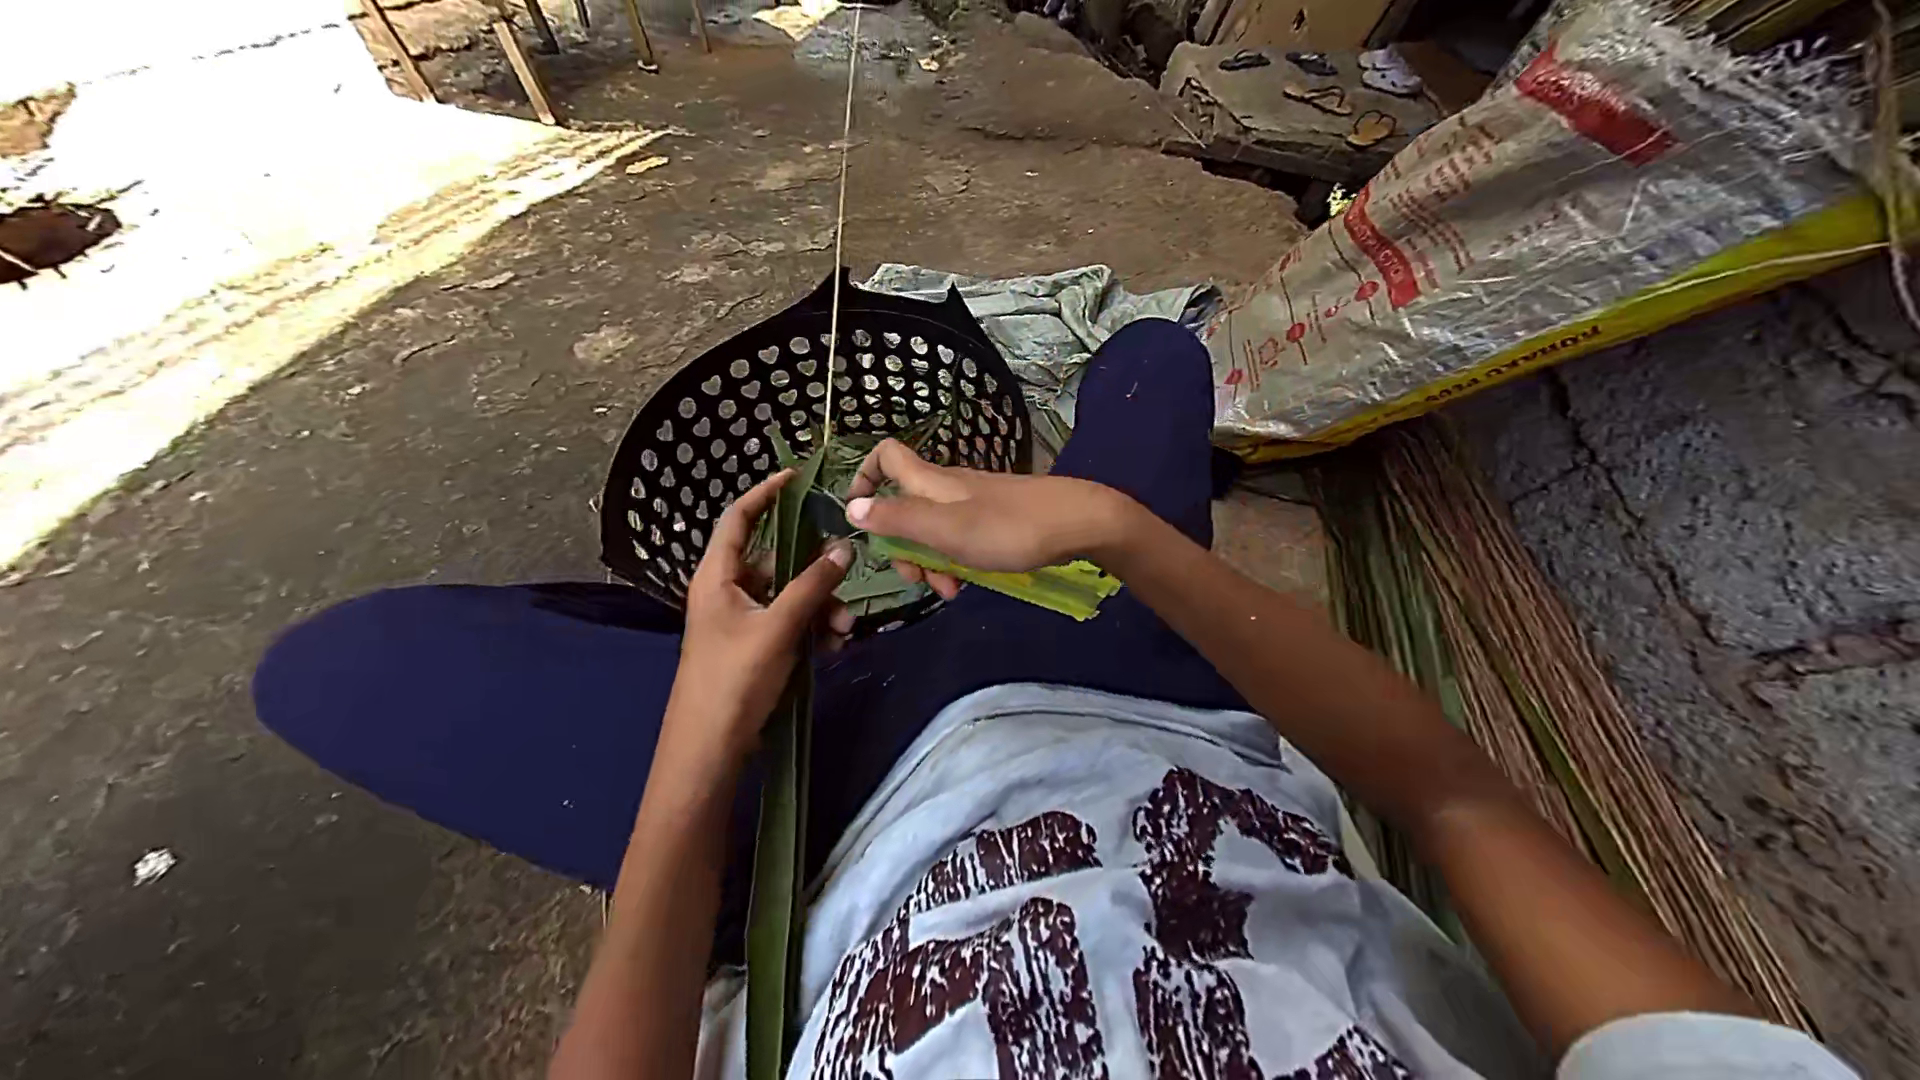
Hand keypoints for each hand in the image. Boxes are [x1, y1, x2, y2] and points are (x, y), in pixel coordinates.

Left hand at [661, 469, 852, 771]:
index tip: (796, 477)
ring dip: (821, 606)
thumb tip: (844, 548)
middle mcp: (730, 591)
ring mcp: (744, 621)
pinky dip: (813, 629)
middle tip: (848, 576)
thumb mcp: (777, 627)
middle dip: (816, 571)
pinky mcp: (758, 646)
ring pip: (791, 595)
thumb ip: (812, 586)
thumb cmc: (732, 679)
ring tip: (844, 629)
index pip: (738, 519)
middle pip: (777, 560)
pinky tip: (834, 646)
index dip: (764, 494)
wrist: (710, 748)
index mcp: (718, 576)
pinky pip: (792, 623)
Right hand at [844, 439, 1134, 597]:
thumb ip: (898, 519)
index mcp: (930, 482)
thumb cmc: (1007, 527)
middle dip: (902, 545)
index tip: (861, 516)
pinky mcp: (993, 519)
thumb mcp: (945, 529)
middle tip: (918, 578)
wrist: (1077, 523)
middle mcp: (947, 487)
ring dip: (930, 561)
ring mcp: (972, 503)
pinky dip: (955, 560)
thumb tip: (850, 506)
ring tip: (950, 591)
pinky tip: (969, 582)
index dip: (865, 477)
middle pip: (904, 506)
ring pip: (932, 529)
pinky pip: (959, 538)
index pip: (886, 456)